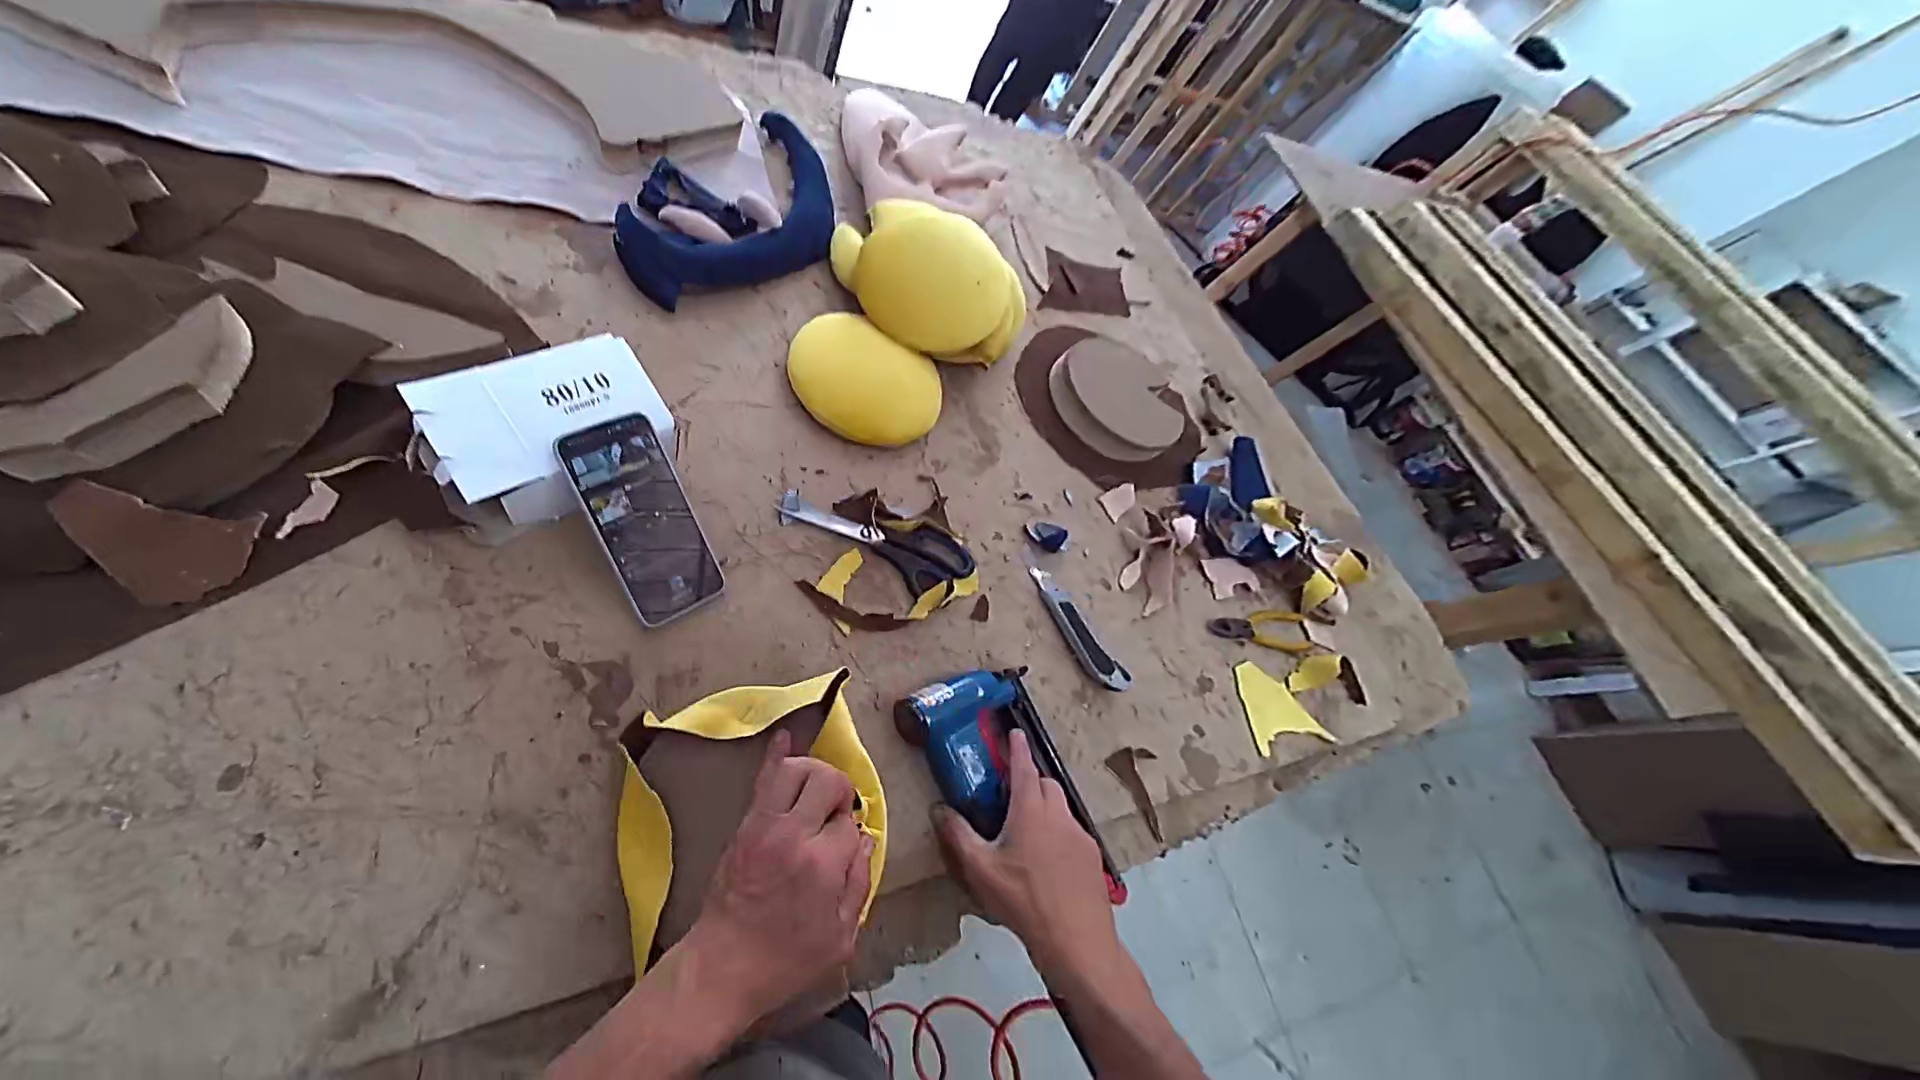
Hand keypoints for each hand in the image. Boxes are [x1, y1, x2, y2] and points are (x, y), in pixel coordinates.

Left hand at [681, 729, 874, 1026]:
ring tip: (817, 793)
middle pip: (828, 782)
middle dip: (840, 791)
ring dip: (814, 773)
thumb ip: (860, 884)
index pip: (850, 821)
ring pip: (797, 770)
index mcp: (824, 865)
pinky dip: (776, 755)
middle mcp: (795, 836)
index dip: (851, 830)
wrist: (721, 967)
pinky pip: (762, 780)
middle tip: (835, 815)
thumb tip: (865, 840)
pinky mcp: (745, 826)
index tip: (843, 848)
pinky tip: (785, 737)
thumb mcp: (840, 938)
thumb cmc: (784, 960)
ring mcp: (765, 827)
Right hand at [933, 729, 1117, 972]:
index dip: (1017, 748)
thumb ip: (958, 835)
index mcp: (1030, 809)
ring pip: (1060, 807)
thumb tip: (939, 809)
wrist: (1077, 940)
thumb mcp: (981, 870)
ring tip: (1026, 831)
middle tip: (1011, 793)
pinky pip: (1072, 831)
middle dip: (1030, 779)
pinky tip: (1047, 861)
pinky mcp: (1092, 856)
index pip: (1024, 766)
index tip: (1014, 732)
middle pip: (1045, 783)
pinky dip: (1058, 831)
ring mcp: (1080, 834)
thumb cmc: (1024, 900)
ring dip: (1044, 806)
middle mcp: (1058, 814)